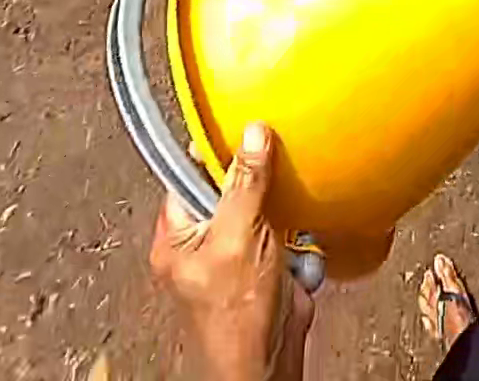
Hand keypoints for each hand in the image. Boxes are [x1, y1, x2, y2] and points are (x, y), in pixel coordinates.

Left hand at [150, 122, 313, 380]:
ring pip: (256, 194)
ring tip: (289, 173)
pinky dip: (293, 211)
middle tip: (272, 141)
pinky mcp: (265, 250)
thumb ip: (244, 185)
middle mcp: (203, 234)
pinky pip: (278, 214)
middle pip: (227, 179)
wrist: (268, 364)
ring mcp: (236, 242)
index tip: (237, 121)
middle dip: (252, 166)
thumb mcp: (236, 238)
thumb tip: (252, 134)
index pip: (189, 171)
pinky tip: (299, 210)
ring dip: (276, 188)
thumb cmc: (235, 319)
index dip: (212, 146)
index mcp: (179, 232)